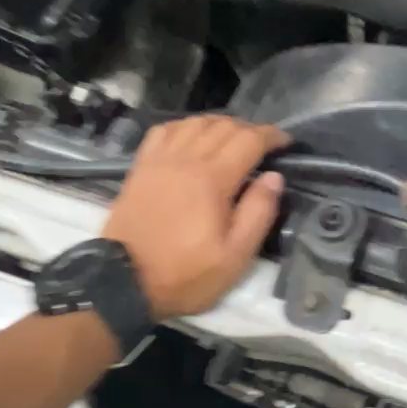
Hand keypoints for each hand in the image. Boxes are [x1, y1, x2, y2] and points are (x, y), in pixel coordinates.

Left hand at [103, 116, 289, 318]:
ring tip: (232, 139)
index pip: (249, 139)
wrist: (121, 285)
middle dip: (250, 129)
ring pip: (196, 122)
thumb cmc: (184, 274)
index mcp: (212, 179)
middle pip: (225, 125)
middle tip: (263, 146)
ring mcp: (160, 160)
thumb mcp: (234, 257)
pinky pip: (166, 130)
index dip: (272, 135)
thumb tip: (274, 177)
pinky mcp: (141, 167)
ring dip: (220, 124)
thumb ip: (259, 212)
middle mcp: (186, 159)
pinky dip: (186, 126)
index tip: (286, 142)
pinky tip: (193, 138)